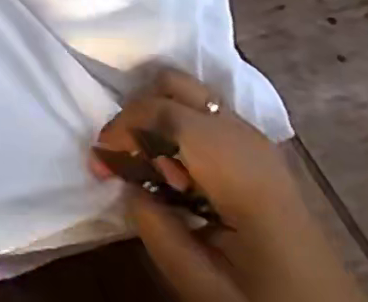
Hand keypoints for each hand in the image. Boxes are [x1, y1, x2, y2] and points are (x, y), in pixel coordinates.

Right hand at [92, 69, 366, 301]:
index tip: (97, 161)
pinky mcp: (257, 152)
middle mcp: (245, 136)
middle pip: (175, 86)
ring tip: (151, 174)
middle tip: (120, 160)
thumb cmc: (269, 301)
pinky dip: (178, 132)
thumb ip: (158, 232)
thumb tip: (128, 187)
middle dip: (137, 114)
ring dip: (157, 122)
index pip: (164, 113)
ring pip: (189, 96)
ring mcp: (255, 140)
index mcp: (236, 165)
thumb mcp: (207, 287)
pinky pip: (205, 117)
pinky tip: (178, 178)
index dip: (121, 128)